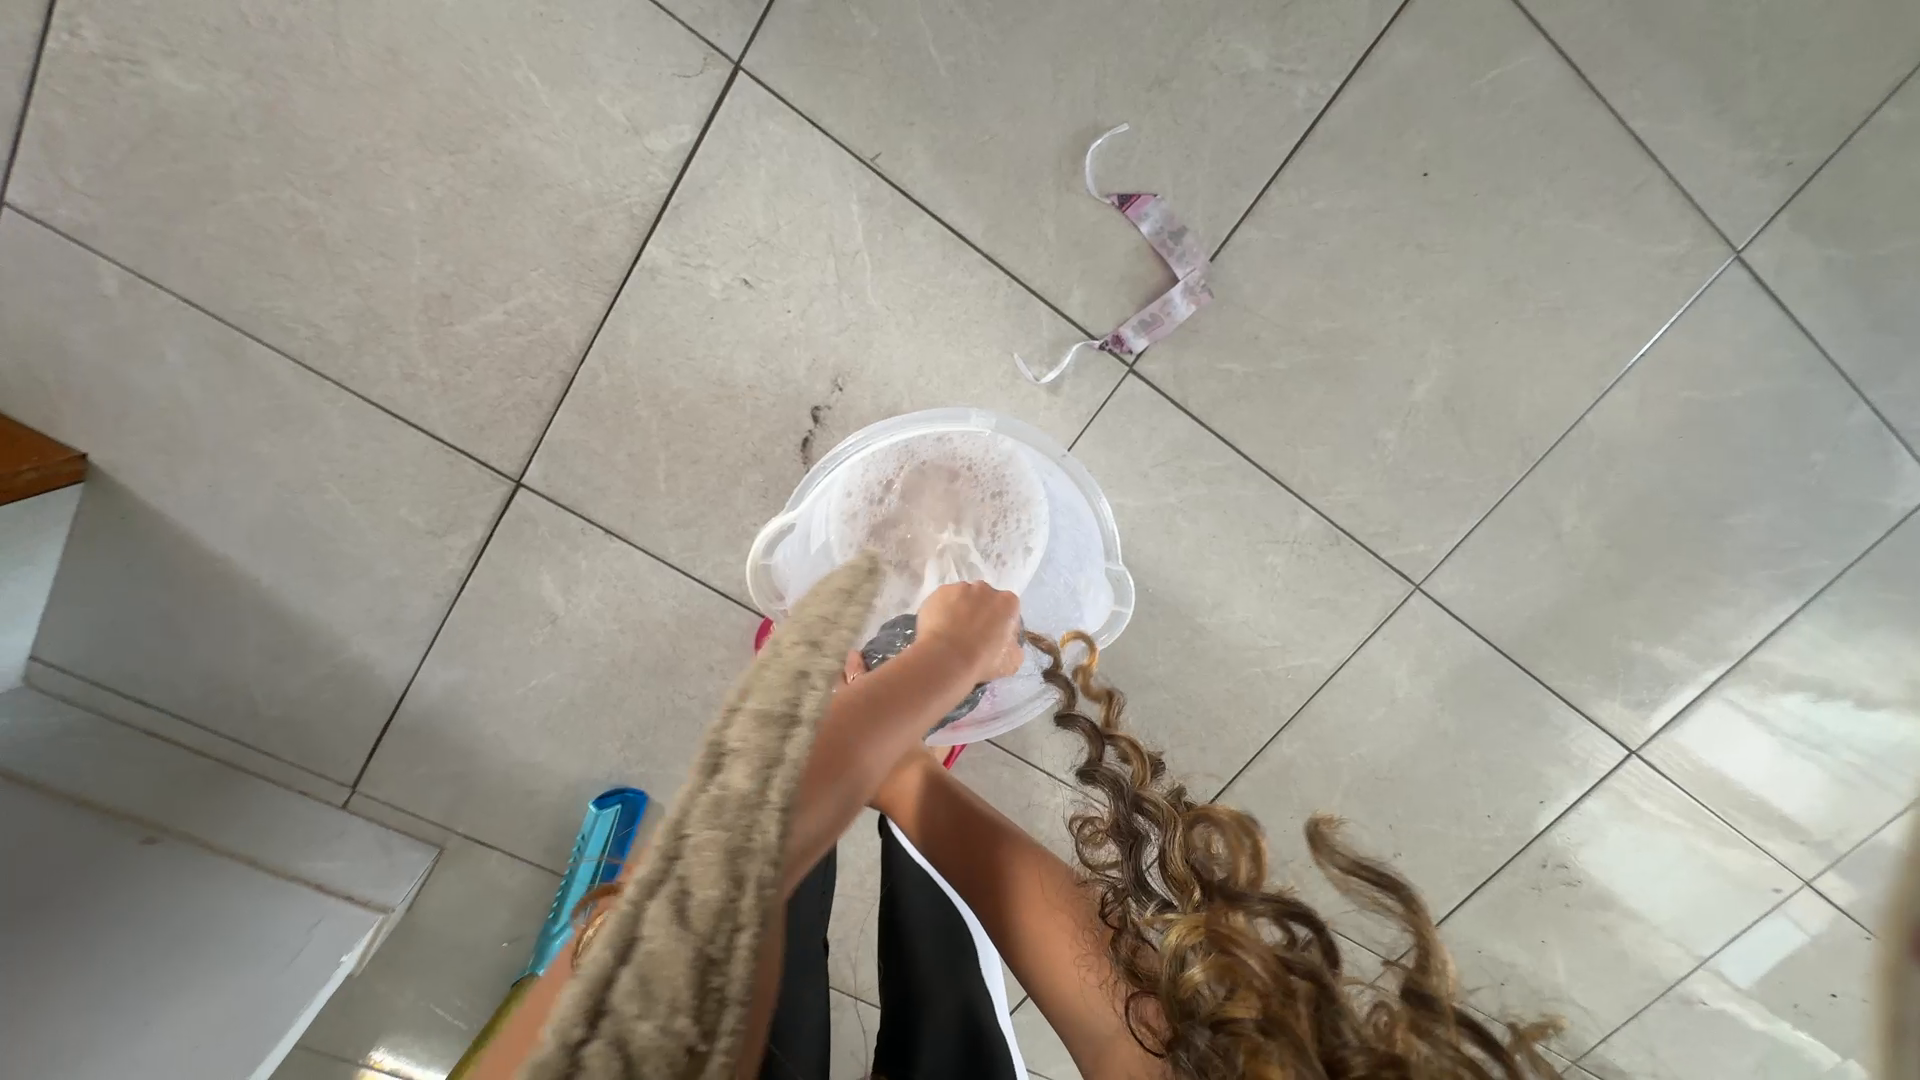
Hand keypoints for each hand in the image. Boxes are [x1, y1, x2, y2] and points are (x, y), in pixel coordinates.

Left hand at [914, 581, 1023, 683]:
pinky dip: (942, 612)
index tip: (994, 640)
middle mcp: (985, 589)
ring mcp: (959, 588)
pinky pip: (943, 602)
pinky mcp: (938, 593)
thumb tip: (1009, 642)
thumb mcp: (1012, 661)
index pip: (1008, 610)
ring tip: (952, 634)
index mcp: (1008, 602)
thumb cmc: (983, 661)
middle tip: (972, 636)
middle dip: (980, 614)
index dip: (1001, 625)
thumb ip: (1014, 646)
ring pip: (962, 598)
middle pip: (985, 600)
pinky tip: (939, 630)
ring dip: (960, 611)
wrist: (945, 659)